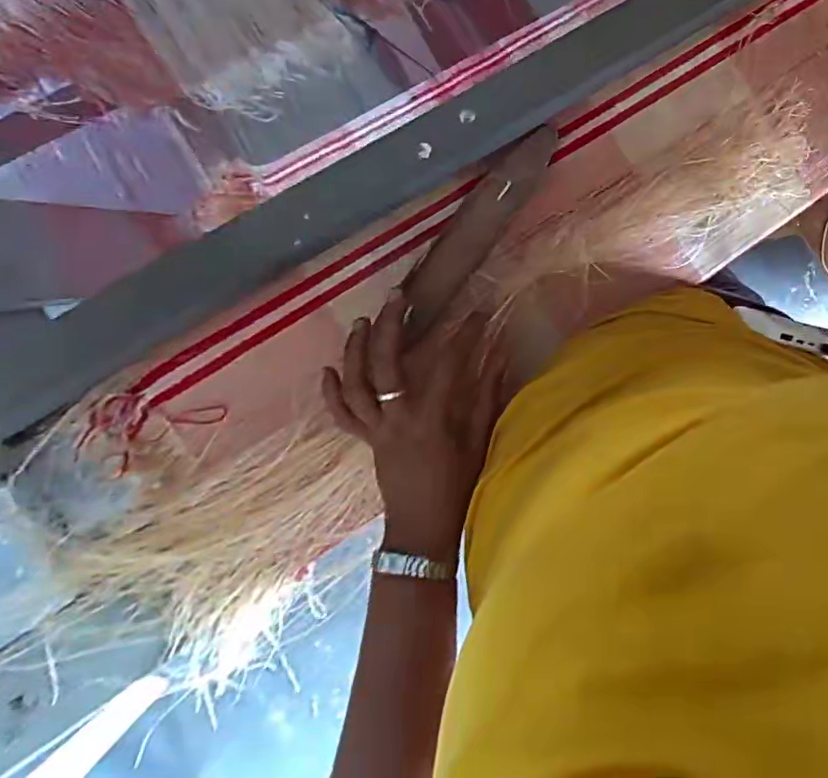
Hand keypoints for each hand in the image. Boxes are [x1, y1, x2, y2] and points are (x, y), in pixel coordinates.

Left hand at [322, 290, 507, 559]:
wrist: (421, 531)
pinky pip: (342, 415)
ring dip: (356, 349)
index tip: (477, 312)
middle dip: (390, 325)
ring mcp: (376, 430)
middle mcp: (397, 419)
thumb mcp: (479, 441)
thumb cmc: (457, 488)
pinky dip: (331, 392)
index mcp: (431, 419)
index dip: (464, 334)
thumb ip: (488, 396)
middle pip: (385, 363)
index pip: (448, 364)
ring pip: (356, 383)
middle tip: (398, 296)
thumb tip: (500, 355)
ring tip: (364, 320)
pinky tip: (327, 368)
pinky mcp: (366, 441)